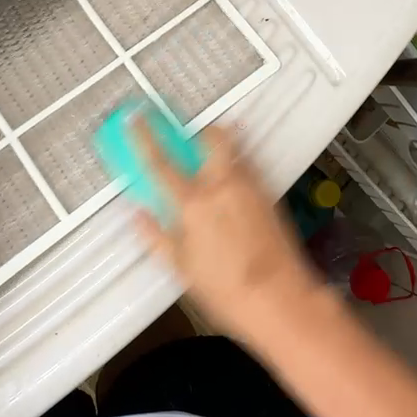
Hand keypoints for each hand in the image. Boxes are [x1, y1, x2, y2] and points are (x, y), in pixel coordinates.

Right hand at [134, 125, 327, 345]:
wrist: (280, 299)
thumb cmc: (225, 289)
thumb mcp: (182, 268)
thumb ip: (157, 237)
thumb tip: (137, 215)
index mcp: (193, 203)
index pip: (161, 162)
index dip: (145, 136)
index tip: (136, 117)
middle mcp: (222, 185)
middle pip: (213, 138)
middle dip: (203, 131)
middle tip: (194, 140)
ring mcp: (250, 187)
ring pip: (236, 151)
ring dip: (224, 149)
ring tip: (216, 165)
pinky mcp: (271, 196)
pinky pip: (252, 169)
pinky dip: (241, 169)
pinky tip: (236, 191)